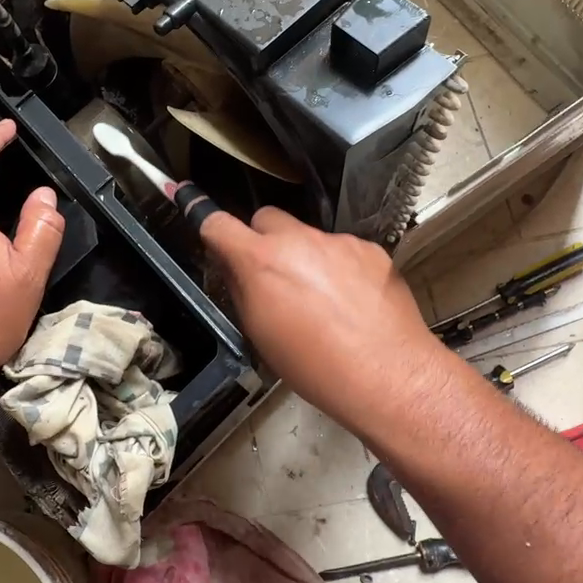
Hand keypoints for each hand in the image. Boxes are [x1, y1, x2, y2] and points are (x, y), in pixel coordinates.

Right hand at [200, 207, 448, 423]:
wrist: (388, 376)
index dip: (205, 218)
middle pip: (267, 219)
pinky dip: (341, 267)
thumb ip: (242, 290)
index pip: (219, 223)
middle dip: (263, 240)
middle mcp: (298, 241)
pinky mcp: (370, 248)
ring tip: (324, 301)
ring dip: (306, 257)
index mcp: (261, 262)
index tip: (194, 206)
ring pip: (309, 236)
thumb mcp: (260, 335)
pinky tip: (353, 301)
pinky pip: (343, 248)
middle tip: (273, 274)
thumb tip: (233, 268)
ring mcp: (337, 242)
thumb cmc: (317, 367)